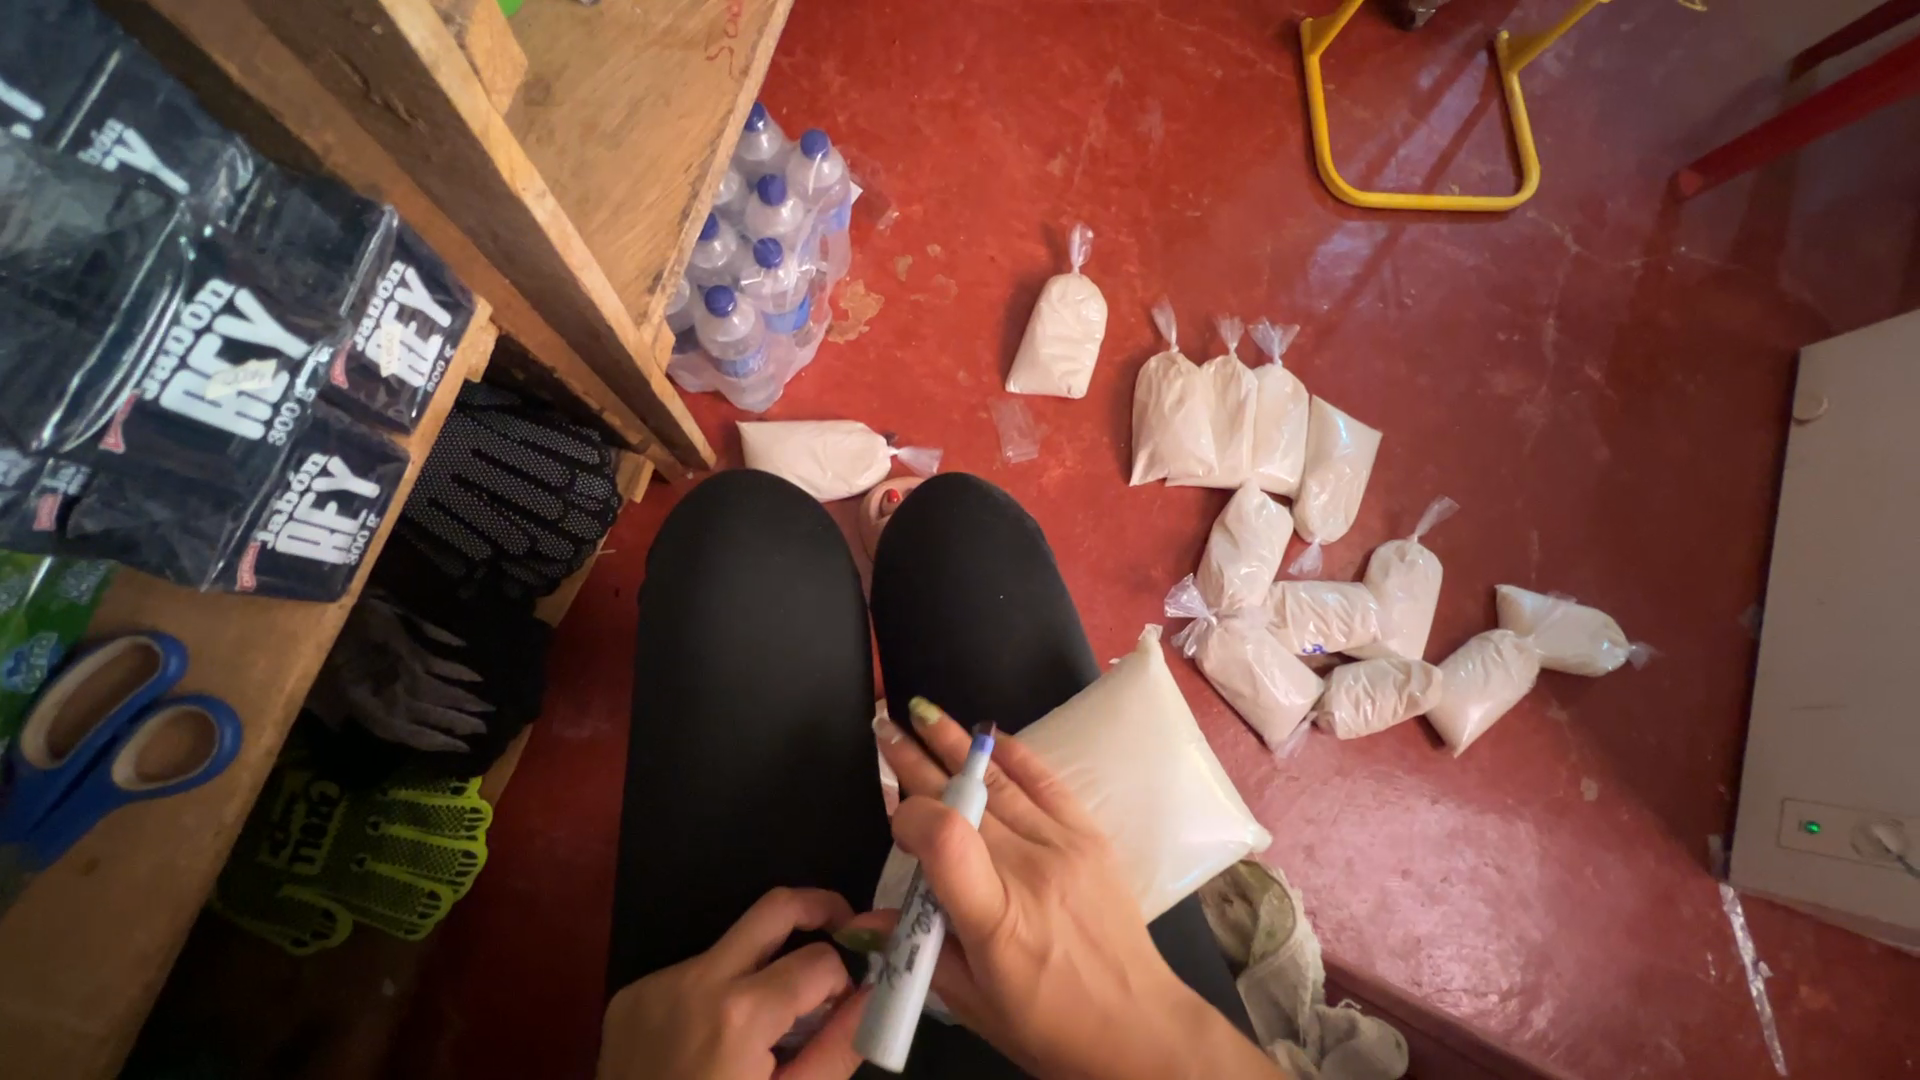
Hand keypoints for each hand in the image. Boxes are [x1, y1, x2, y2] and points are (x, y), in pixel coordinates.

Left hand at [599, 887, 868, 1079]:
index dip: (843, 981)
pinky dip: (719, 992)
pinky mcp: (631, 995)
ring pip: (734, 944)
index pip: (819, 959)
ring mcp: (657, 984)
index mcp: (739, 1015)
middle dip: (820, 907)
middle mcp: (696, 979)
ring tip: (765, 1023)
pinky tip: (712, 1041)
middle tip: (845, 929)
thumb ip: (840, 1046)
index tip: (845, 1004)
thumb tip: (878, 990)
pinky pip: (694, 972)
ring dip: (763, 967)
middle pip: (775, 905)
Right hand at [849, 699, 1282, 1079]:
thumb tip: (859, 917)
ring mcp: (1063, 846)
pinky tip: (986, 733)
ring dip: (955, 744)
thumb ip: (915, 949)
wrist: (1138, 1027)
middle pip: (964, 800)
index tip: (894, 819)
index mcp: (995, 919)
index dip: (911, 817)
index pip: (945, 838)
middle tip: (884, 727)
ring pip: (998, 782)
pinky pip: (1045, 782)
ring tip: (921, 713)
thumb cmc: (1047, 1025)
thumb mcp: (970, 1003)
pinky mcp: (1088, 835)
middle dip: (916, 761)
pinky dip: (1014, 755)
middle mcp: (1029, 870)